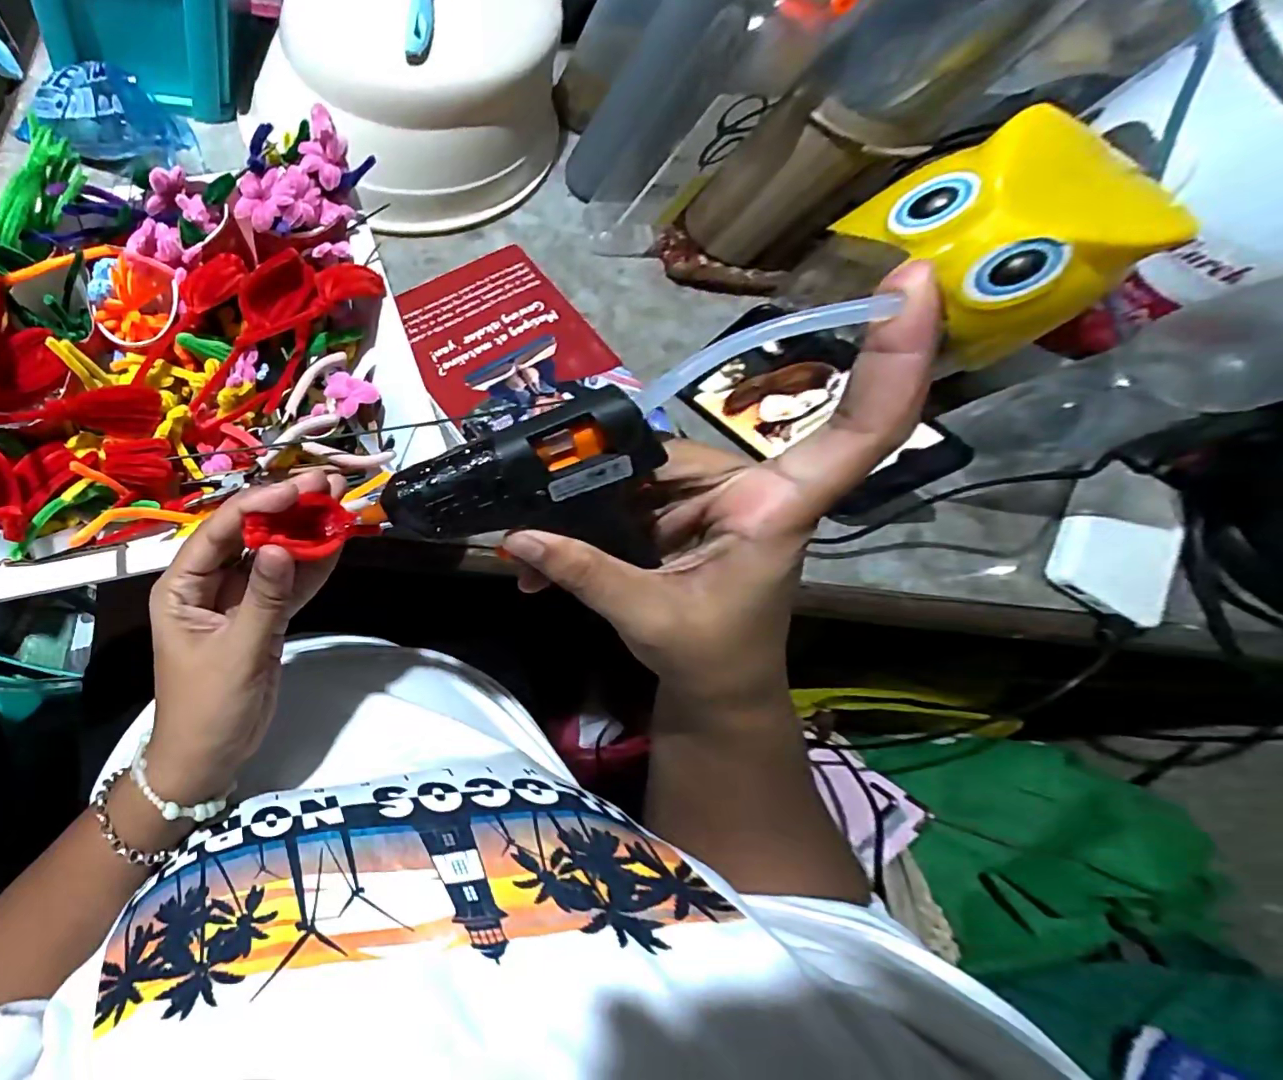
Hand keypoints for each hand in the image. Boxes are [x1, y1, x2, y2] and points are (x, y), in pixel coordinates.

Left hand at [147, 472, 344, 800]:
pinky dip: (311, 569)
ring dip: (304, 534)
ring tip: (339, 504)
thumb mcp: (236, 653)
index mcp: (182, 586)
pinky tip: (336, 545)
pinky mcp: (262, 618)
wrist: (209, 760)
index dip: (257, 506)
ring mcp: (237, 600)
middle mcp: (208, 584)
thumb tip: (280, 546)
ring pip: (272, 557)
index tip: (296, 491)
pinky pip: (287, 586)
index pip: (219, 532)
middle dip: (286, 511)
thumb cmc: (207, 709)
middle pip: (248, 536)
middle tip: (327, 487)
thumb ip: (263, 600)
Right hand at [500, 261, 942, 707]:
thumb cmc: (711, 657)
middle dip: (593, 480)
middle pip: (667, 450)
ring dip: (577, 514)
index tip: (911, 282)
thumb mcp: (646, 615)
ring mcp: (706, 502)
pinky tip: (541, 561)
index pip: (854, 431)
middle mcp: (745, 491)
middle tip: (530, 514)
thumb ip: (583, 571)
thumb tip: (518, 539)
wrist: (712, 691)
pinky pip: (621, 502)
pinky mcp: (676, 518)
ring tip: (531, 555)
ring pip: (633, 475)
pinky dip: (580, 528)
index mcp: (773, 509)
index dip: (892, 359)